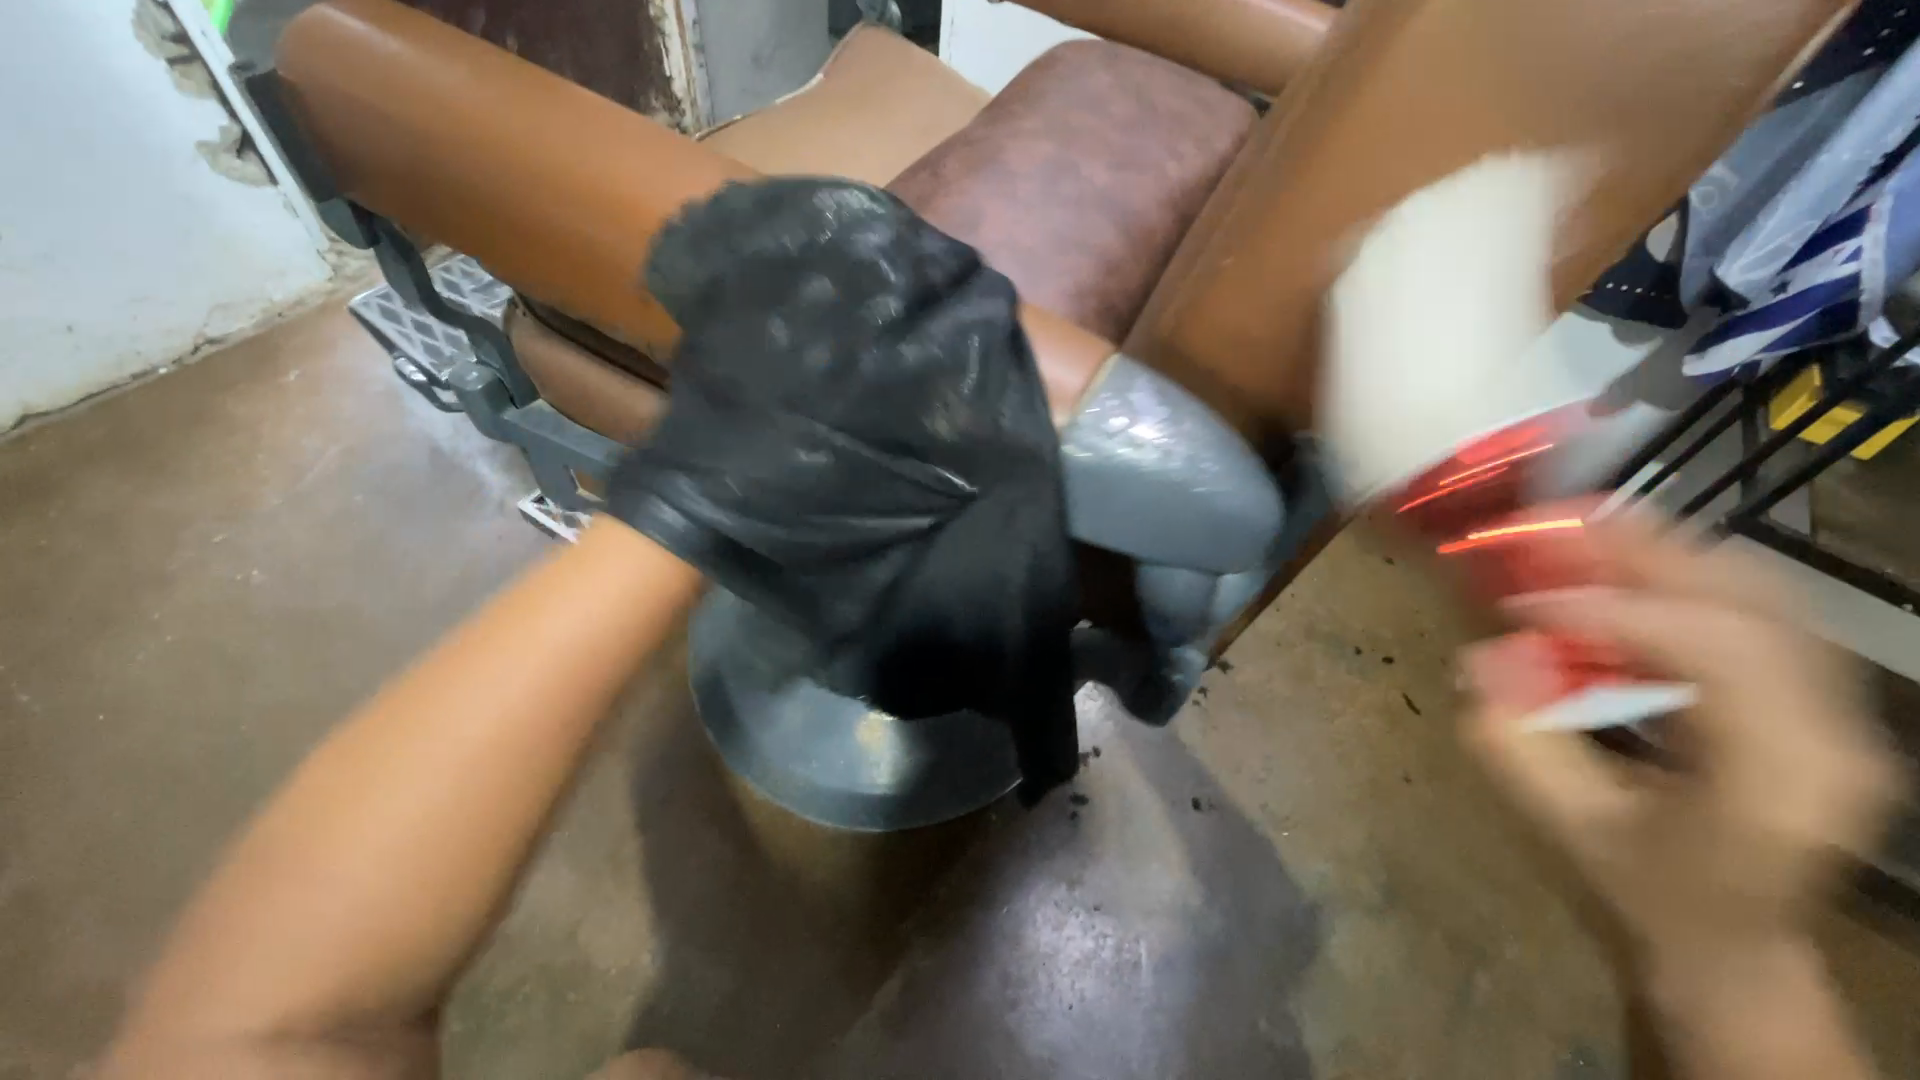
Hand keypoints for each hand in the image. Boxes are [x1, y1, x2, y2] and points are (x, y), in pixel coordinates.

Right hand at [1460, 507, 1902, 967]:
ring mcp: (1840, 706)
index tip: (1521, 606)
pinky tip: (1620, 567)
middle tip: (1547, 520)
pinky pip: (1754, 604)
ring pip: (1761, 589)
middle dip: (1639, 549)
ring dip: (1662, 549)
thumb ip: (1516, 744)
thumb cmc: (1648, 890)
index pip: (1712, 652)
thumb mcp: (1566, 826)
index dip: (1610, 612)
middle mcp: (1833, 730)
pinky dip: (1680, 573)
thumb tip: (1481, 659)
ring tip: (1576, 528)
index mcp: (1778, 778)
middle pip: (1750, 600)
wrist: (1733, 934)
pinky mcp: (1817, 690)